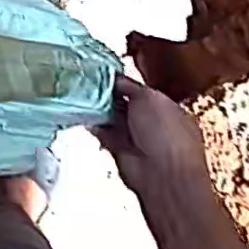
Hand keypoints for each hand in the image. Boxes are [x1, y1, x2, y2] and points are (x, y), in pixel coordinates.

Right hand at [92, 73, 211, 199]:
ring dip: (98, 108)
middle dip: (105, 94)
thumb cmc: (167, 135)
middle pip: (123, 102)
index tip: (99, 73)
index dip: (120, 81)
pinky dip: (93, 124)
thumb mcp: (150, 98)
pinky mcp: (121, 150)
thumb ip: (129, 85)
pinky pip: (102, 131)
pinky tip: (82, 114)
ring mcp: (138, 138)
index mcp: (169, 110)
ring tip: (80, 95)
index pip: (140, 90)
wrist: (162, 176)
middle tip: (85, 82)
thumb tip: (113, 79)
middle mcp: (154, 124)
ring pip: (111, 116)